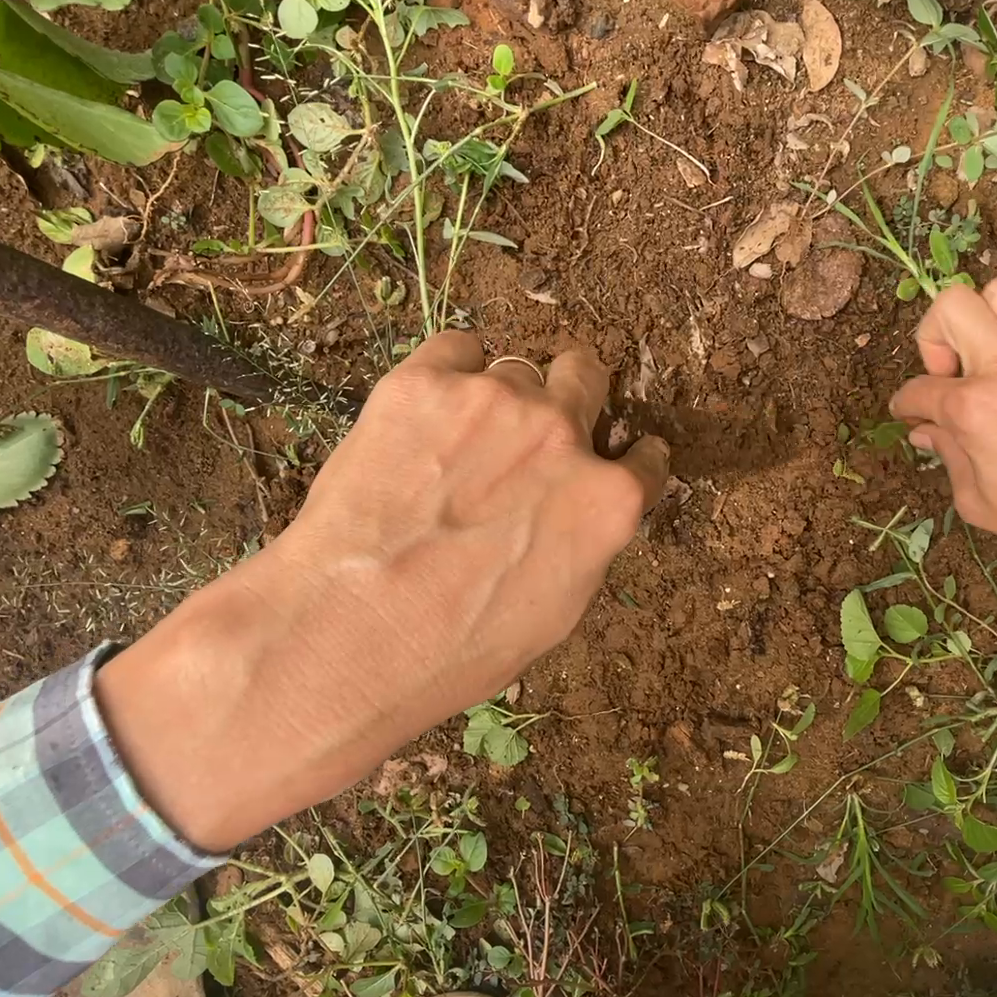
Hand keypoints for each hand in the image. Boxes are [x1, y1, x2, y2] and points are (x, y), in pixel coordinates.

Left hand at [96, 334, 668, 850]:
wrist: (350, 628)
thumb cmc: (458, 646)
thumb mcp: (555, 613)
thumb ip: (585, 542)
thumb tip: (581, 513)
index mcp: (608, 500)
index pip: (646, 459)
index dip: (631, 462)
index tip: (615, 462)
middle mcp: (562, 434)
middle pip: (586, 375)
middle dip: (572, 399)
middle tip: (535, 434)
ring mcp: (494, 400)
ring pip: (517, 369)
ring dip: (503, 399)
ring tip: (461, 442)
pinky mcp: (423, 382)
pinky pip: (456, 349)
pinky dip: (451, 374)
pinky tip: (426, 416)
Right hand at [888, 278, 996, 616]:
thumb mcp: (977, 501)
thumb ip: (947, 457)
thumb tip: (927, 431)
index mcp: (972, 408)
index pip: (917, 390)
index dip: (905, 405)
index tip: (910, 414)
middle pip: (951, 305)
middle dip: (934, 335)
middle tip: (949, 372)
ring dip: (987, 318)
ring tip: (991, 354)